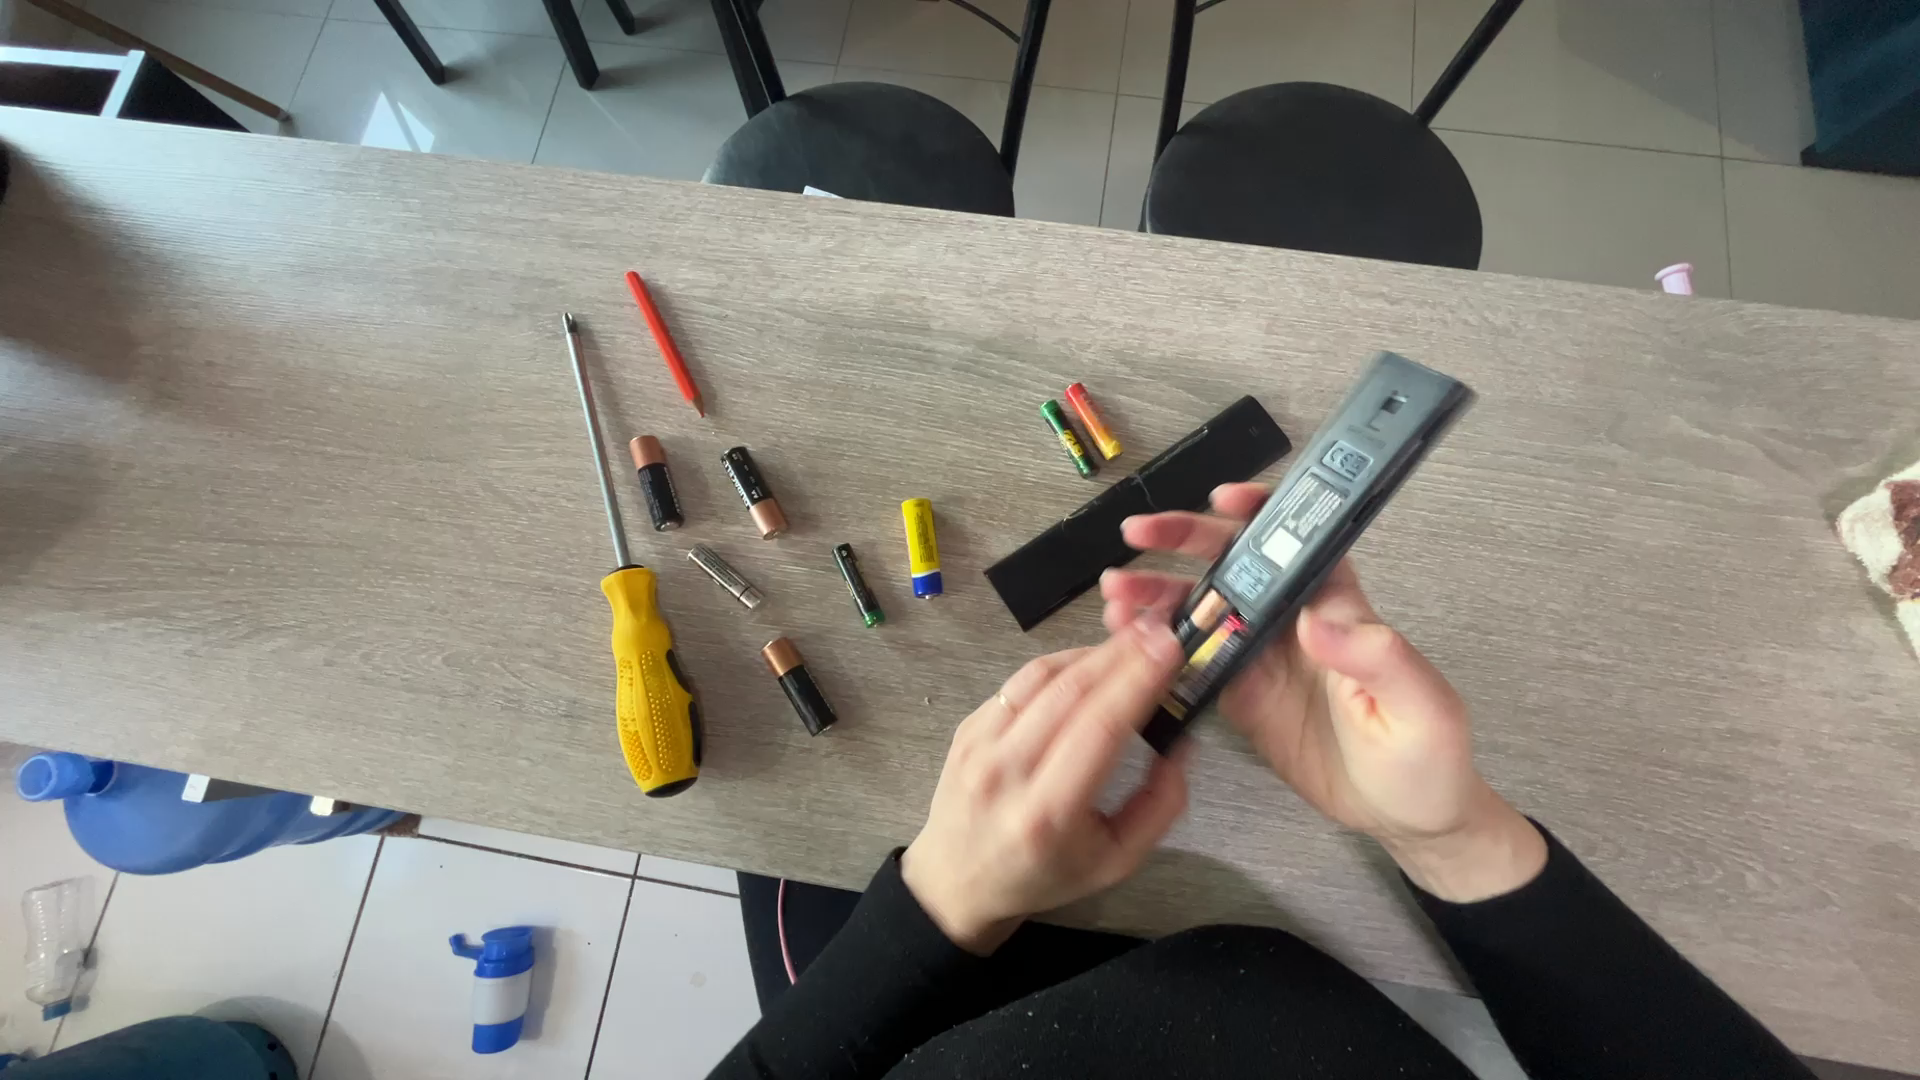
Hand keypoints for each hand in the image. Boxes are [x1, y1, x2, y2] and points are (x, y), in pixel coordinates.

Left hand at [901, 621, 1191, 952]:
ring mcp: (979, 743)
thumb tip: (1182, 741)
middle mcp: (1006, 770)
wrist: (957, 878)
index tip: (1169, 647)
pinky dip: (1059, 665)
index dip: (1136, 681)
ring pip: (1041, 677)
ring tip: (1130, 642)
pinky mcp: (967, 725)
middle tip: (1159, 631)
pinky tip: (1087, 663)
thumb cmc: (1044, 874)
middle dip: (1120, 655)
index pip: (1098, 728)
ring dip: (1090, 653)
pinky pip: (1019, 682)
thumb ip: (1159, 805)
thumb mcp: (1116, 862)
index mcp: (1047, 814)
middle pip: (1070, 693)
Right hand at [1101, 482, 1544, 901]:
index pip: (1295, 543)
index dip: (1258, 512)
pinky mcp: (1235, 690)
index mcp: (1335, 605)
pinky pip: (1190, 659)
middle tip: (1136, 534)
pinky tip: (1126, 638)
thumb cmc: (1426, 758)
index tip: (1220, 498)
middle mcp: (1289, 619)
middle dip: (1181, 540)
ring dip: (1156, 594)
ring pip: (1199, 608)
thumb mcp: (1422, 708)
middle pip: (1230, 564)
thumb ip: (1380, 659)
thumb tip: (1318, 621)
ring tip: (1115, 593)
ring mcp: (1258, 654)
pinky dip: (1156, 645)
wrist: (1400, 818)